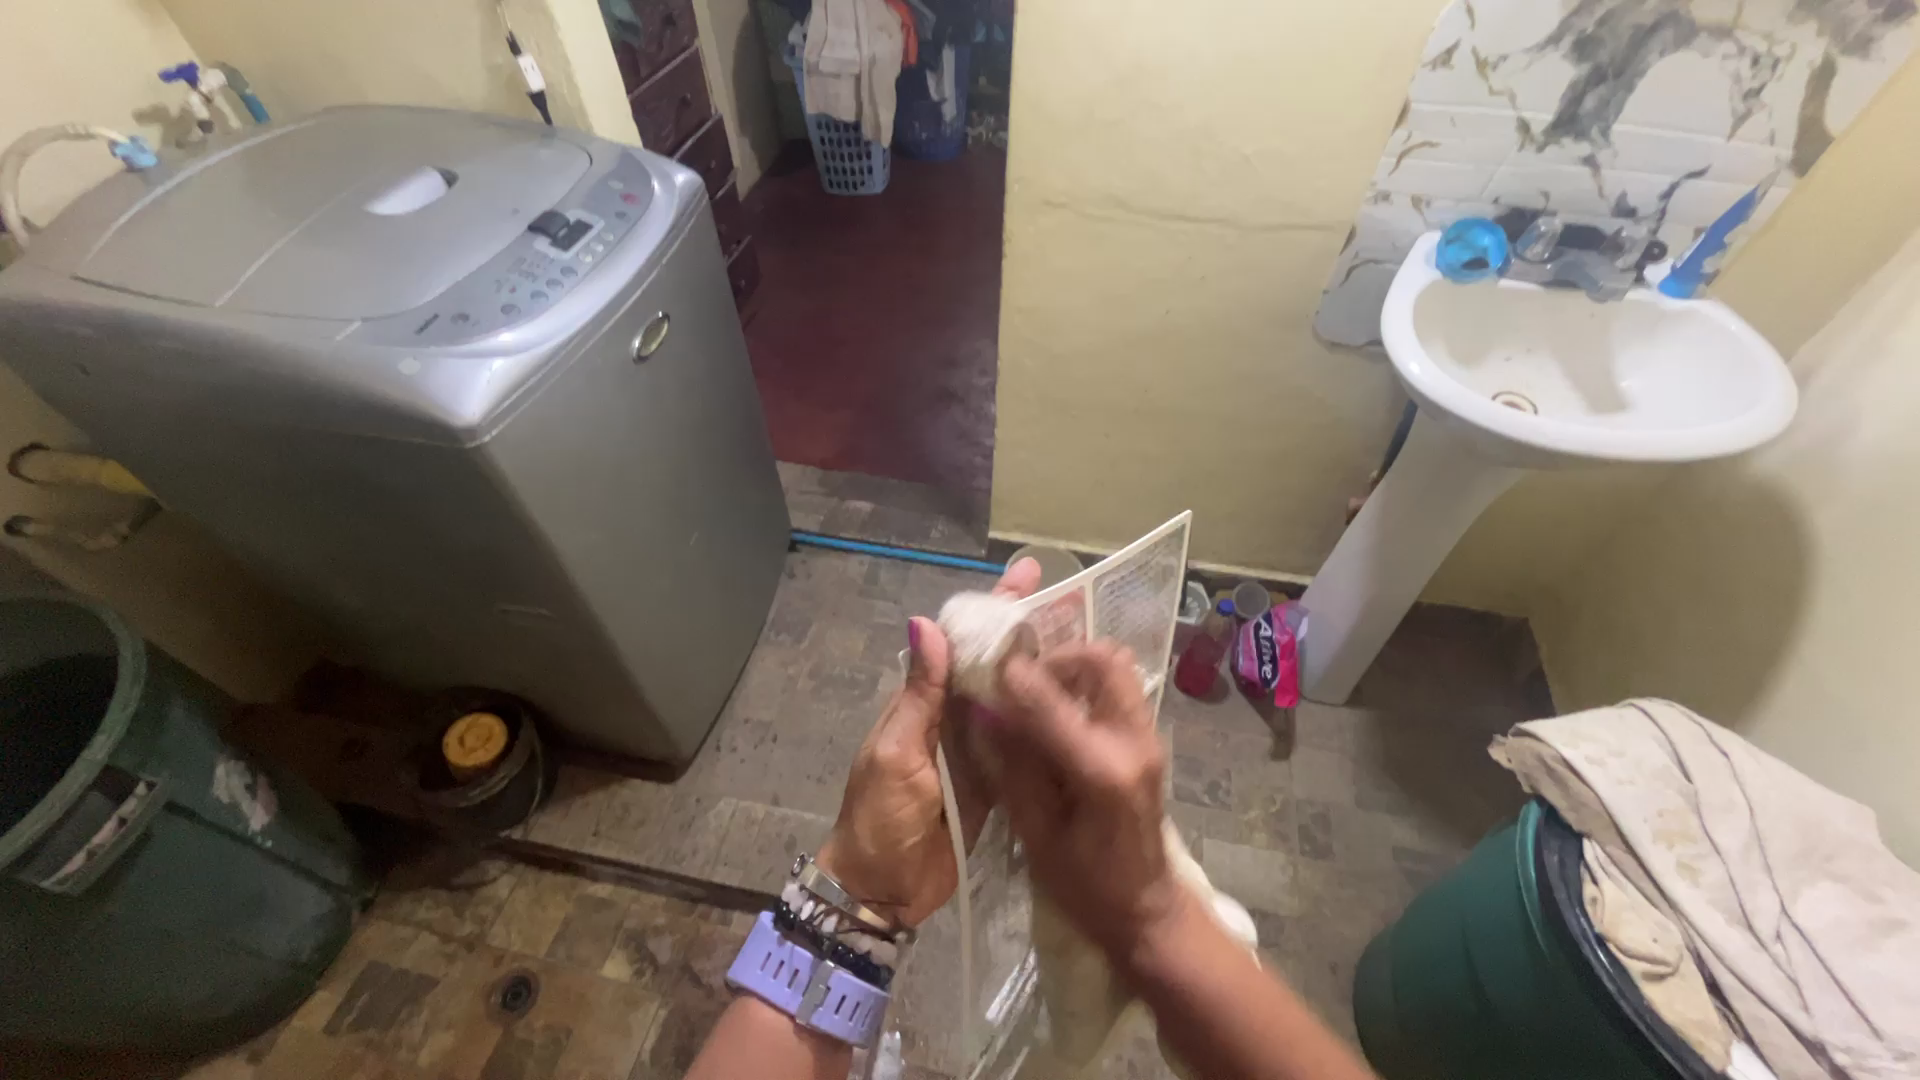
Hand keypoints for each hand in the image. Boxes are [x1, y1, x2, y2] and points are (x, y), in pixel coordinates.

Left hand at [815, 558, 1041, 927]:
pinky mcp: (995, 780)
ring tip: (1083, 639)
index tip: (1025, 577)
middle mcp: (951, 716)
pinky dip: (1041, 719)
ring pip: (1010, 699)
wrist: (884, 889)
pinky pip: (1019, 741)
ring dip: (1039, 670)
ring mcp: (975, 749)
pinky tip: (1072, 702)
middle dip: (1024, 630)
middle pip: (991, 664)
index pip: (959, 643)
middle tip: (1068, 599)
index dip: (990, 610)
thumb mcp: (896, 753)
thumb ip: (919, 696)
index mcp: (923, 702)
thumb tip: (926, 623)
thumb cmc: (881, 817)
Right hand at [985, 643, 1187, 958]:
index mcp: (1103, 772)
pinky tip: (1058, 710)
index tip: (988, 668)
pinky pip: (1119, 687)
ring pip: (1115, 667)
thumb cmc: (1085, 886)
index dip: (1016, 677)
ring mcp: (1148, 737)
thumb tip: (986, 709)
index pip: (1053, 702)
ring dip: (1074, 667)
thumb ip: (1014, 766)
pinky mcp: (1149, 739)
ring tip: (1039, 692)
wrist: (1147, 911)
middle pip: (1103, 660)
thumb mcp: (1036, 833)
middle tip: (1024, 679)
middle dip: (1057, 658)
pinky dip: (1087, 682)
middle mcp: (1134, 742)